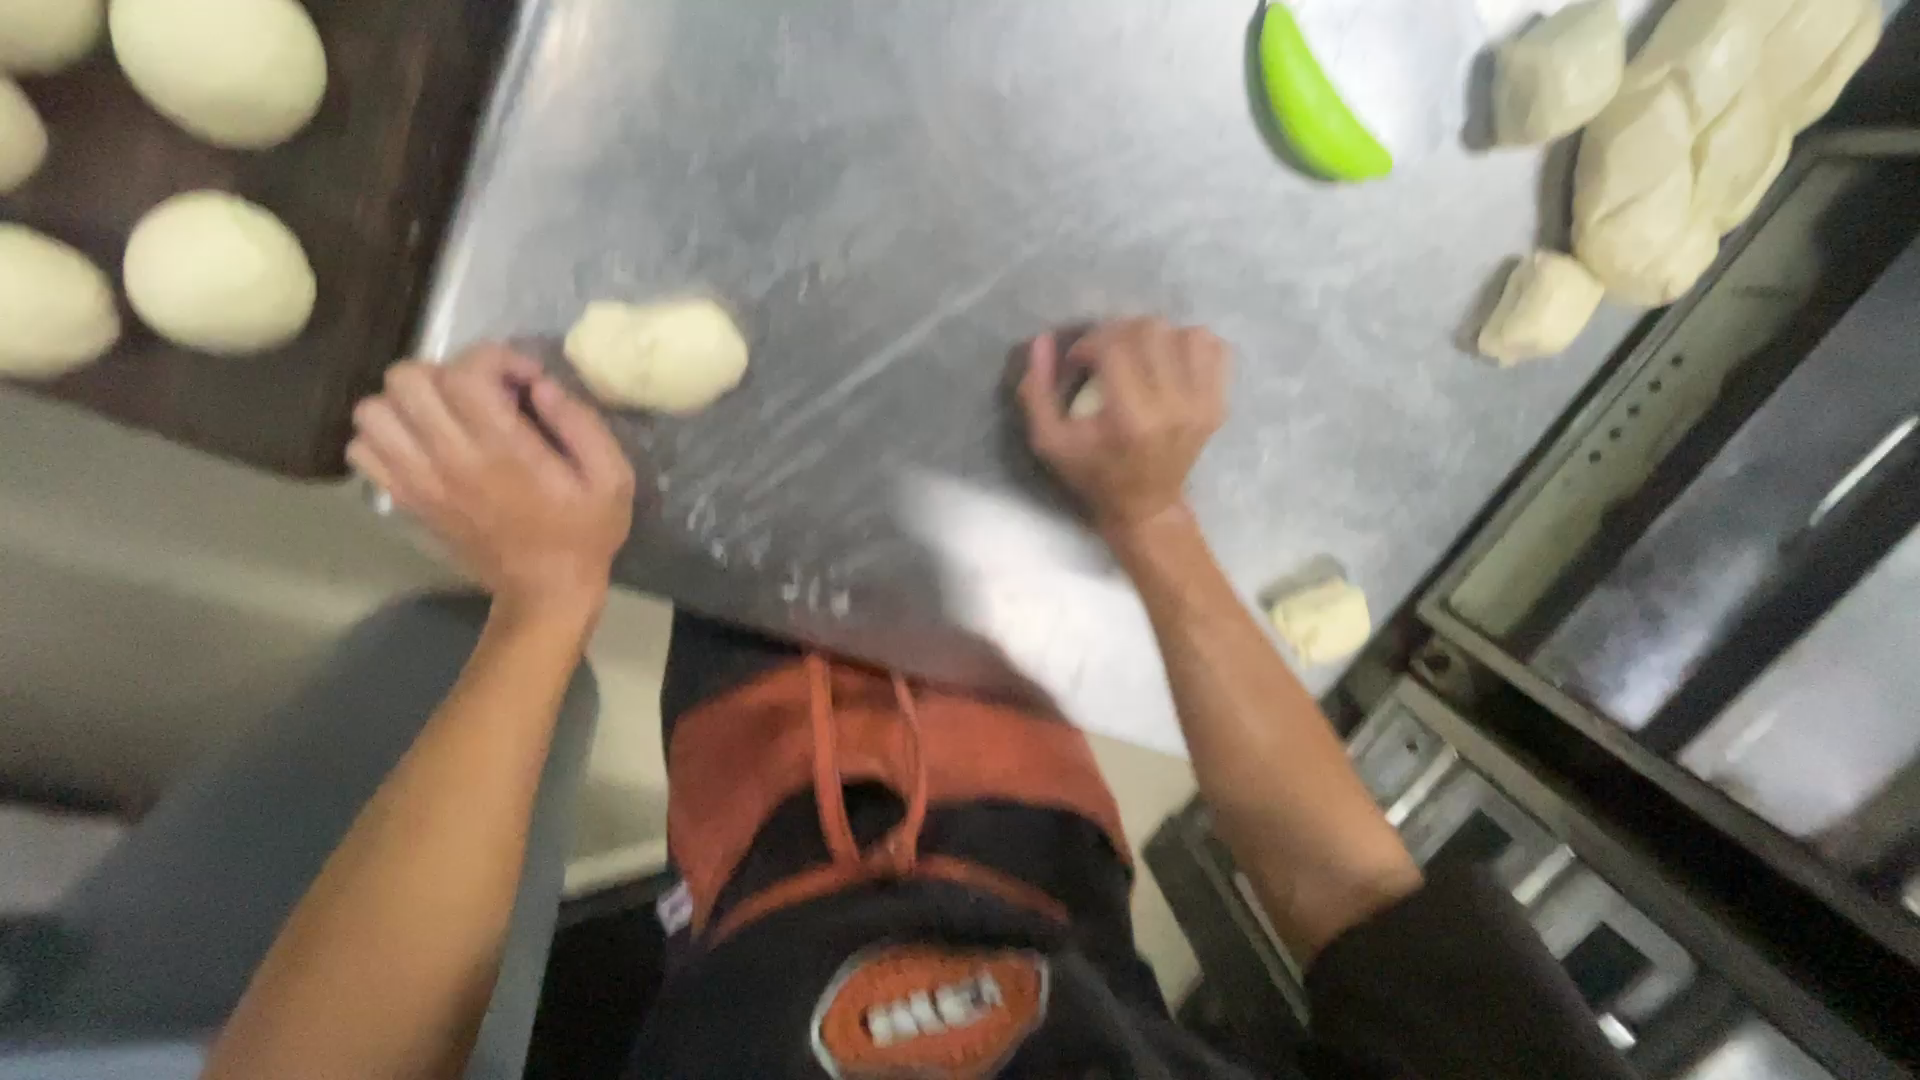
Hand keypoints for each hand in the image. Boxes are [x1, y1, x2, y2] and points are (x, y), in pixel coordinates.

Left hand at [349, 345, 635, 622]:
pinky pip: (362, 447)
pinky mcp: (404, 498)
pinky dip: (386, 435)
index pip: (466, 373)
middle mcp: (451, 459)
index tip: (527, 379)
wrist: (546, 588)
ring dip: (412, 402)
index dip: (497, 359)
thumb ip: (582, 425)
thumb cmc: (586, 531)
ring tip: (451, 417)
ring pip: (374, 409)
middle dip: (450, 372)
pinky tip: (426, 444)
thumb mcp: (613, 478)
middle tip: (485, 395)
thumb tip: (541, 386)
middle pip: (408, 379)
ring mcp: (419, 480)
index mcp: (505, 451)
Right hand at [1018, 317, 1228, 532]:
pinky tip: (1168, 361)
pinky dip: (1189, 345)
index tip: (1079, 360)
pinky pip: (1212, 349)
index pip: (1114, 345)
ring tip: (1138, 355)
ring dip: (1156, 336)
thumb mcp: (1049, 442)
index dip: (1090, 342)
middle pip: (1151, 330)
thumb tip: (1043, 340)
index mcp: (1129, 417)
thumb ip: (1036, 391)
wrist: (1145, 507)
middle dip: (1120, 332)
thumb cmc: (1092, 475)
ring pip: (1185, 333)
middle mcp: (1172, 405)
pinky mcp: (1217, 404)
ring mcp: (1201, 404)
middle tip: (1105, 353)